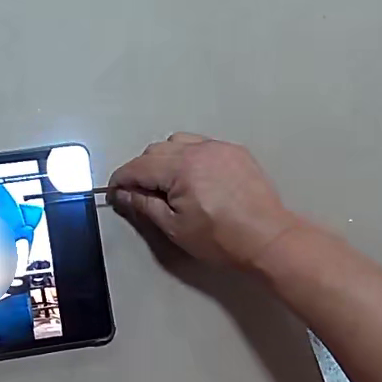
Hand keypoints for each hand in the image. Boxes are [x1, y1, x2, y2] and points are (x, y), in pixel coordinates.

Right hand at [107, 133, 304, 269]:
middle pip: (155, 151)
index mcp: (181, 168)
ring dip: (165, 160)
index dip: (121, 180)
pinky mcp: (235, 153)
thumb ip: (145, 205)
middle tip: (140, 194)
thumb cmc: (223, 239)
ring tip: (167, 186)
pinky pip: (202, 146)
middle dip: (142, 170)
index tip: (115, 192)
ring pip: (178, 143)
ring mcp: (219, 149)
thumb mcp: (174, 227)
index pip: (138, 166)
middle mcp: (200, 151)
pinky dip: (189, 157)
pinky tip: (192, 179)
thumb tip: (124, 194)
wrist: (266, 238)